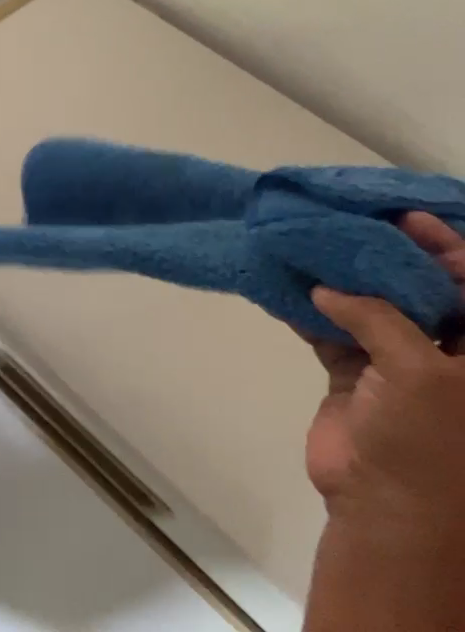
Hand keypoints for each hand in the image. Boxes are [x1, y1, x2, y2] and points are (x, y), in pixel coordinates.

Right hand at [304, 212, 464, 503]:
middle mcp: (451, 352)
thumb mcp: (422, 373)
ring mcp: (401, 364)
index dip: (448, 249)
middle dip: (383, 258)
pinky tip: (278, 285)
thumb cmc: (433, 443)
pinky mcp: (355, 376)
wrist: (392, 506)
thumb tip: (327, 288)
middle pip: (421, 291)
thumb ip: (378, 319)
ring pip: (369, 308)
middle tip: (340, 224)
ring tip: (301, 246)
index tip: (401, 218)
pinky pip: (329, 331)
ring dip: (337, 281)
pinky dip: (304, 310)